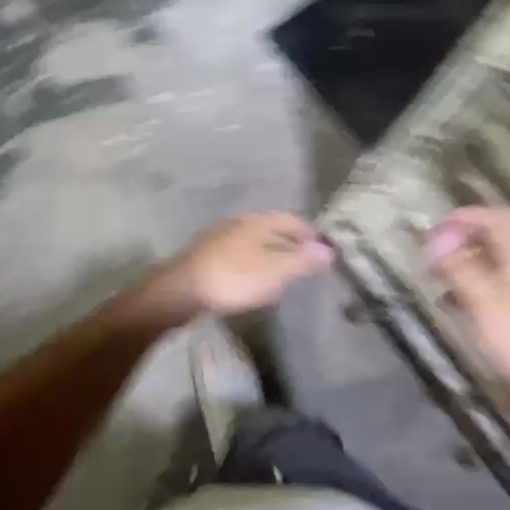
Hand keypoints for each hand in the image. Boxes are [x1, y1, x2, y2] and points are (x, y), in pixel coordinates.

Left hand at [164, 212, 333, 314]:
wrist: (180, 290)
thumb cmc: (233, 277)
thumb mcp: (274, 270)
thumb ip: (301, 260)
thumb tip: (329, 250)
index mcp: (258, 221)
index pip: (291, 219)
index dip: (308, 232)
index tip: (321, 246)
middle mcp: (239, 222)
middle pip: (271, 227)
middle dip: (289, 240)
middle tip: (304, 257)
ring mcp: (219, 237)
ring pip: (253, 239)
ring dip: (269, 251)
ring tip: (281, 269)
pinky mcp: (206, 254)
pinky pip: (238, 253)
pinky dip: (252, 261)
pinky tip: (251, 276)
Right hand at [426, 206, 509, 411]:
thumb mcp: (484, 301)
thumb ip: (459, 267)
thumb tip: (435, 240)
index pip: (497, 218)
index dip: (465, 216)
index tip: (435, 230)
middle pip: (492, 239)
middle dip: (459, 240)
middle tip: (431, 253)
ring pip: (488, 265)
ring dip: (460, 264)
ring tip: (434, 277)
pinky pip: (489, 290)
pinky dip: (466, 289)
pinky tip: (449, 304)